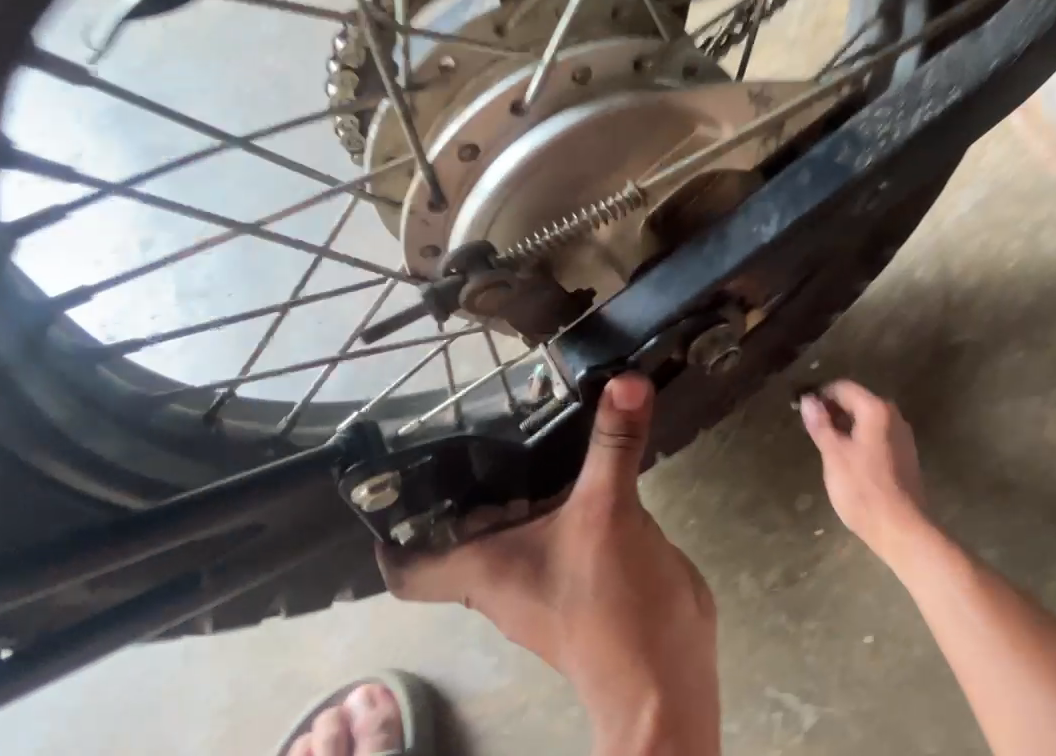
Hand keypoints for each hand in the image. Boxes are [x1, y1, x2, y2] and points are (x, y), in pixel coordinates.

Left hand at [379, 375, 718, 754]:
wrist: (663, 676)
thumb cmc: (609, 607)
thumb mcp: (608, 515)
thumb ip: (614, 446)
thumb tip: (624, 379)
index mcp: (483, 570)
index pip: (408, 563)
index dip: (392, 529)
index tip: (394, 477)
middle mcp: (506, 574)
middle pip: (467, 527)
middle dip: (471, 476)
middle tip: (479, 414)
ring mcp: (552, 572)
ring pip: (522, 520)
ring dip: (524, 480)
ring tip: (533, 418)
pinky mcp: (592, 568)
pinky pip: (568, 521)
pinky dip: (571, 490)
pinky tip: (591, 454)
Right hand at [799, 380, 930, 560]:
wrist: (901, 528)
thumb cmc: (863, 489)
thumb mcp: (834, 455)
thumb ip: (821, 424)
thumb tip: (808, 400)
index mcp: (877, 410)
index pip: (844, 388)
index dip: (821, 395)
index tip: (803, 411)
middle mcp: (894, 416)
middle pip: (858, 402)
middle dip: (834, 411)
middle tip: (812, 430)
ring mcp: (903, 436)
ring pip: (869, 420)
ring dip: (846, 426)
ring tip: (827, 446)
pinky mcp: (906, 455)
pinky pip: (878, 436)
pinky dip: (861, 439)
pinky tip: (849, 460)